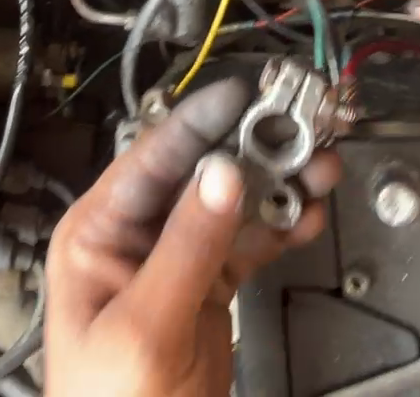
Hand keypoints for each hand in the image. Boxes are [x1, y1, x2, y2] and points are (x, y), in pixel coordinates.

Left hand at [44, 78, 340, 396]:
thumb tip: (223, 171)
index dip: (199, 120)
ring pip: (230, 203)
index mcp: (99, 228)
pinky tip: (307, 215)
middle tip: (300, 131)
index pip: (152, 156)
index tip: (242, 94)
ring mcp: (174, 256)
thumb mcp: (145, 326)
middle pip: (198, 172)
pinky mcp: (207, 284)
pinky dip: (279, 227)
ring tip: (319, 170)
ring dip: (276, 184)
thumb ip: (187, 247)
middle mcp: (135, 231)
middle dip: (251, 150)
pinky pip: (246, 242)